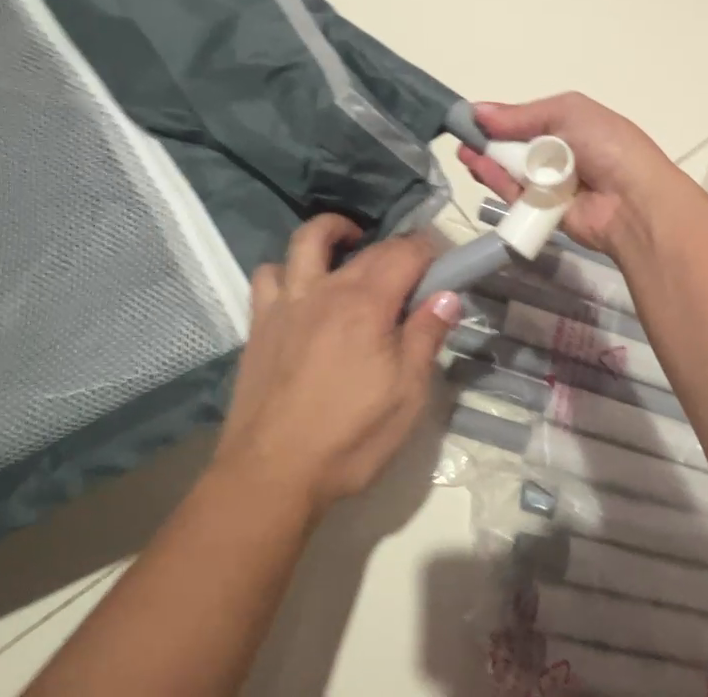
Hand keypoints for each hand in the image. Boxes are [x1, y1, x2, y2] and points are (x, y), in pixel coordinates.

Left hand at [214, 215, 462, 514]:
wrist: (272, 473)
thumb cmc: (350, 438)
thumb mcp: (407, 395)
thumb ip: (425, 337)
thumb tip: (448, 295)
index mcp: (367, 304)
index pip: (406, 253)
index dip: (432, 250)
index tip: (448, 265)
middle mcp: (326, 290)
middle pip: (368, 249)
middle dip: (398, 249)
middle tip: (418, 275)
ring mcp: (287, 303)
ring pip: (307, 241)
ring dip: (335, 234)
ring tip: (353, 248)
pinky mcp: (260, 324)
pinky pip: (269, 275)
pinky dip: (289, 270)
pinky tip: (303, 290)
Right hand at [456, 93, 692, 256]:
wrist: (633, 201)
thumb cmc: (607, 146)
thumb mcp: (567, 112)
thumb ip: (522, 115)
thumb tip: (479, 111)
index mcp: (572, 126)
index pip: (528, 120)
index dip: (501, 118)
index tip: (471, 116)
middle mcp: (560, 155)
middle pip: (515, 146)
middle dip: (488, 139)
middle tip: (461, 135)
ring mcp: (551, 185)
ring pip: (511, 171)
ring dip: (486, 160)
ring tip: (463, 151)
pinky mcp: (542, 212)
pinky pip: (514, 195)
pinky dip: (496, 181)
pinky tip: (477, 167)